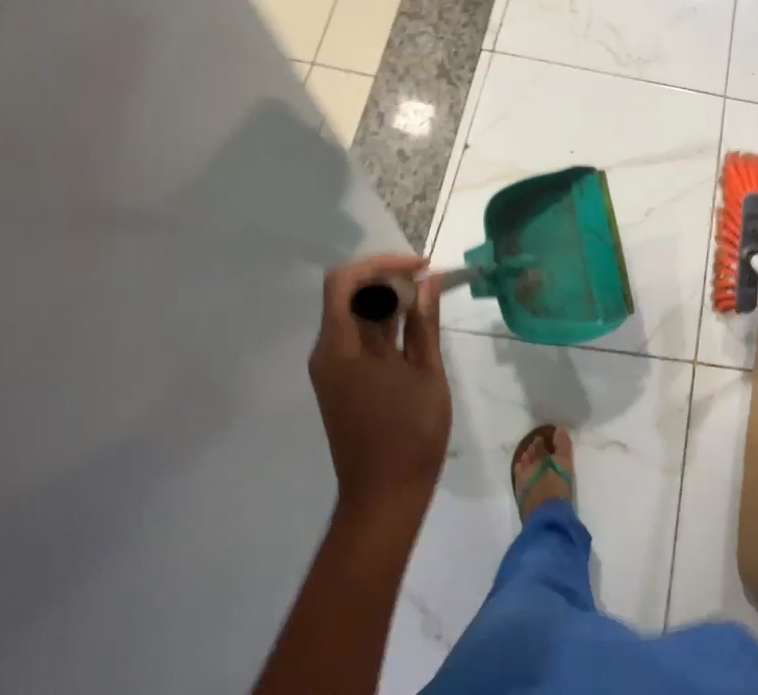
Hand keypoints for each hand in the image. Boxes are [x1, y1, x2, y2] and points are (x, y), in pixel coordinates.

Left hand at [311, 255, 451, 519]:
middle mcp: (328, 352)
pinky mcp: (342, 382)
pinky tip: (415, 327)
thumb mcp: (426, 372)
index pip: (345, 282)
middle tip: (430, 280)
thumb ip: (425, 323)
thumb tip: (428, 280)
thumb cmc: (411, 433)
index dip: (382, 264)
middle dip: (387, 279)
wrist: (384, 494)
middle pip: (348, 295)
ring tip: (428, 299)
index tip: (420, 266)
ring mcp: (332, 368)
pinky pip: (358, 339)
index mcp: (341, 348)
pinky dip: (384, 324)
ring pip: (354, 316)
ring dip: (387, 301)